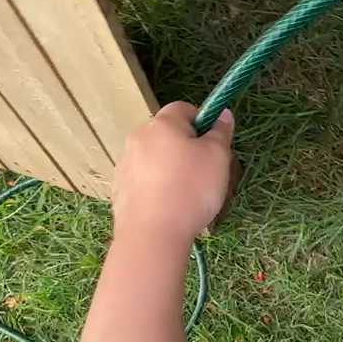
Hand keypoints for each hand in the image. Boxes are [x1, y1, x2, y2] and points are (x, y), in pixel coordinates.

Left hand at [111, 102, 237, 245]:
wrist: (153, 233)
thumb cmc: (191, 188)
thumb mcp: (218, 157)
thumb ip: (220, 132)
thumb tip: (222, 114)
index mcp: (162, 125)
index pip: (184, 108)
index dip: (204, 121)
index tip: (216, 144)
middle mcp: (138, 138)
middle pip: (169, 135)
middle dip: (189, 148)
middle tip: (208, 172)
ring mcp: (125, 164)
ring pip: (157, 158)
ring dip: (173, 168)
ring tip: (190, 195)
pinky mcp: (120, 189)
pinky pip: (145, 180)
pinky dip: (159, 187)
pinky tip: (171, 206)